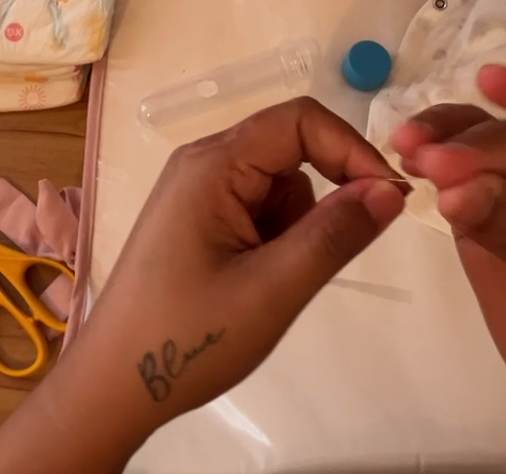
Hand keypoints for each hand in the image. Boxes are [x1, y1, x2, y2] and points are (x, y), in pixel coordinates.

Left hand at [0, 97, 406, 473]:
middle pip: (288, 148)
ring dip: (296, 222)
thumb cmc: (189, 335)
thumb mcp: (274, 288)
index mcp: (215, 162)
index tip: (388, 198)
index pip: (299, 120)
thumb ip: (335, 234)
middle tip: (332, 251)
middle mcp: (204, 161)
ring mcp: (198, 188)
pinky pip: (257, 205)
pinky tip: (255, 279)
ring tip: (273, 279)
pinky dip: (275, 235)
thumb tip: (391, 189)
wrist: (114, 384)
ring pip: (278, 181)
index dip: (350, 148)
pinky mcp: (197, 215)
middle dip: (323, 194)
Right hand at [392, 67, 505, 441]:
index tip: (488, 77)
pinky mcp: (480, 211)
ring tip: (404, 150)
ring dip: (438, 143)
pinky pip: (451, 177)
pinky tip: (403, 166)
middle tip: (427, 163)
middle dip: (468, 144)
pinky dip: (427, 169)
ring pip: (472, 145)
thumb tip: (453, 190)